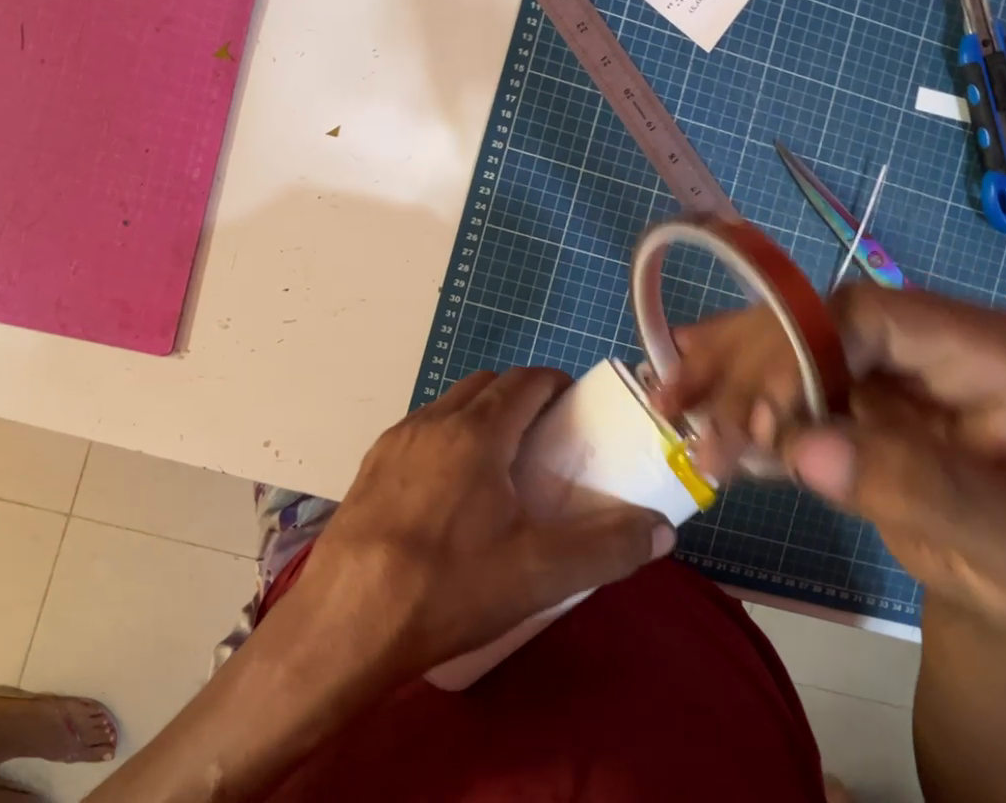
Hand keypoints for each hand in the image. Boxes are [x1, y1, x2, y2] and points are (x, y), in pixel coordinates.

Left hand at [297, 368, 674, 677]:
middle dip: (519, 398)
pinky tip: (449, 497)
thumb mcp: (541, 574)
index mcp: (477, 432)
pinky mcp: (367, 471)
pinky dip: (445, 443)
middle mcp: (431, 423)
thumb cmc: (448, 588)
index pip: (525, 381)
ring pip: (447, 408)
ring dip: (479, 418)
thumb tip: (661, 531)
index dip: (556, 386)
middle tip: (545, 439)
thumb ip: (608, 548)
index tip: (576, 409)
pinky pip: (418, 436)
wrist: (344, 625)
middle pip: (485, 386)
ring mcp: (392, 444)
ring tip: (499, 468)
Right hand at [661, 285, 1005, 645]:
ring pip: (787, 350)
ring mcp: (884, 376)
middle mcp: (925, 347)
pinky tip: (693, 413)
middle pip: (814, 326)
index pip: (871, 317)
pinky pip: (785, 392)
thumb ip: (923, 491)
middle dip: (747, 367)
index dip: (799, 351)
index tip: (757, 418)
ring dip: (725, 376)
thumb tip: (804, 447)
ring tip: (670, 406)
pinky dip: (735, 402)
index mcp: (983, 352)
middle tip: (691, 418)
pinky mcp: (853, 411)